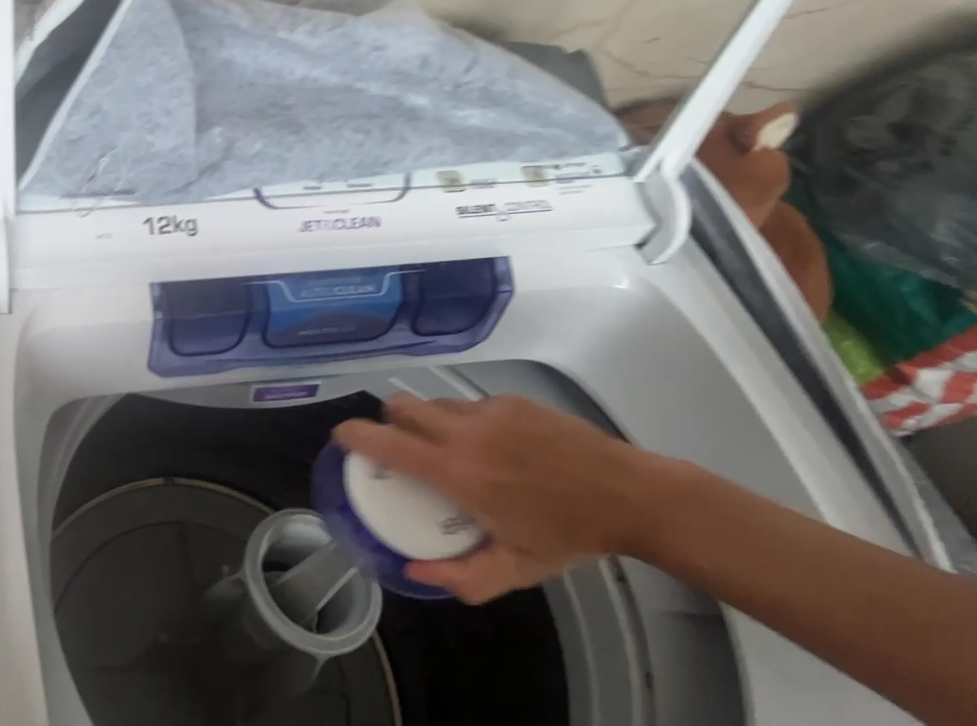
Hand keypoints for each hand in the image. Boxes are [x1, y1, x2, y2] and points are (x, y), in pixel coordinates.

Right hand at [332, 393, 672, 603]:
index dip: (354, 434)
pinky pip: (470, 403)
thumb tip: (413, 569)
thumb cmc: (570, 535)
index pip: (386, 440)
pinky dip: (466, 420)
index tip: (343, 438)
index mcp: (457, 473)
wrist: (633, 496)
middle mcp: (464, 432)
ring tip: (451, 448)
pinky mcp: (512, 400)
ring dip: (429, 420)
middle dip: (389, 420)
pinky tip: (495, 445)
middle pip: (400, 405)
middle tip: (398, 444)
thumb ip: (462, 576)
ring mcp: (489, 410)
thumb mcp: (517, 568)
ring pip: (435, 402)